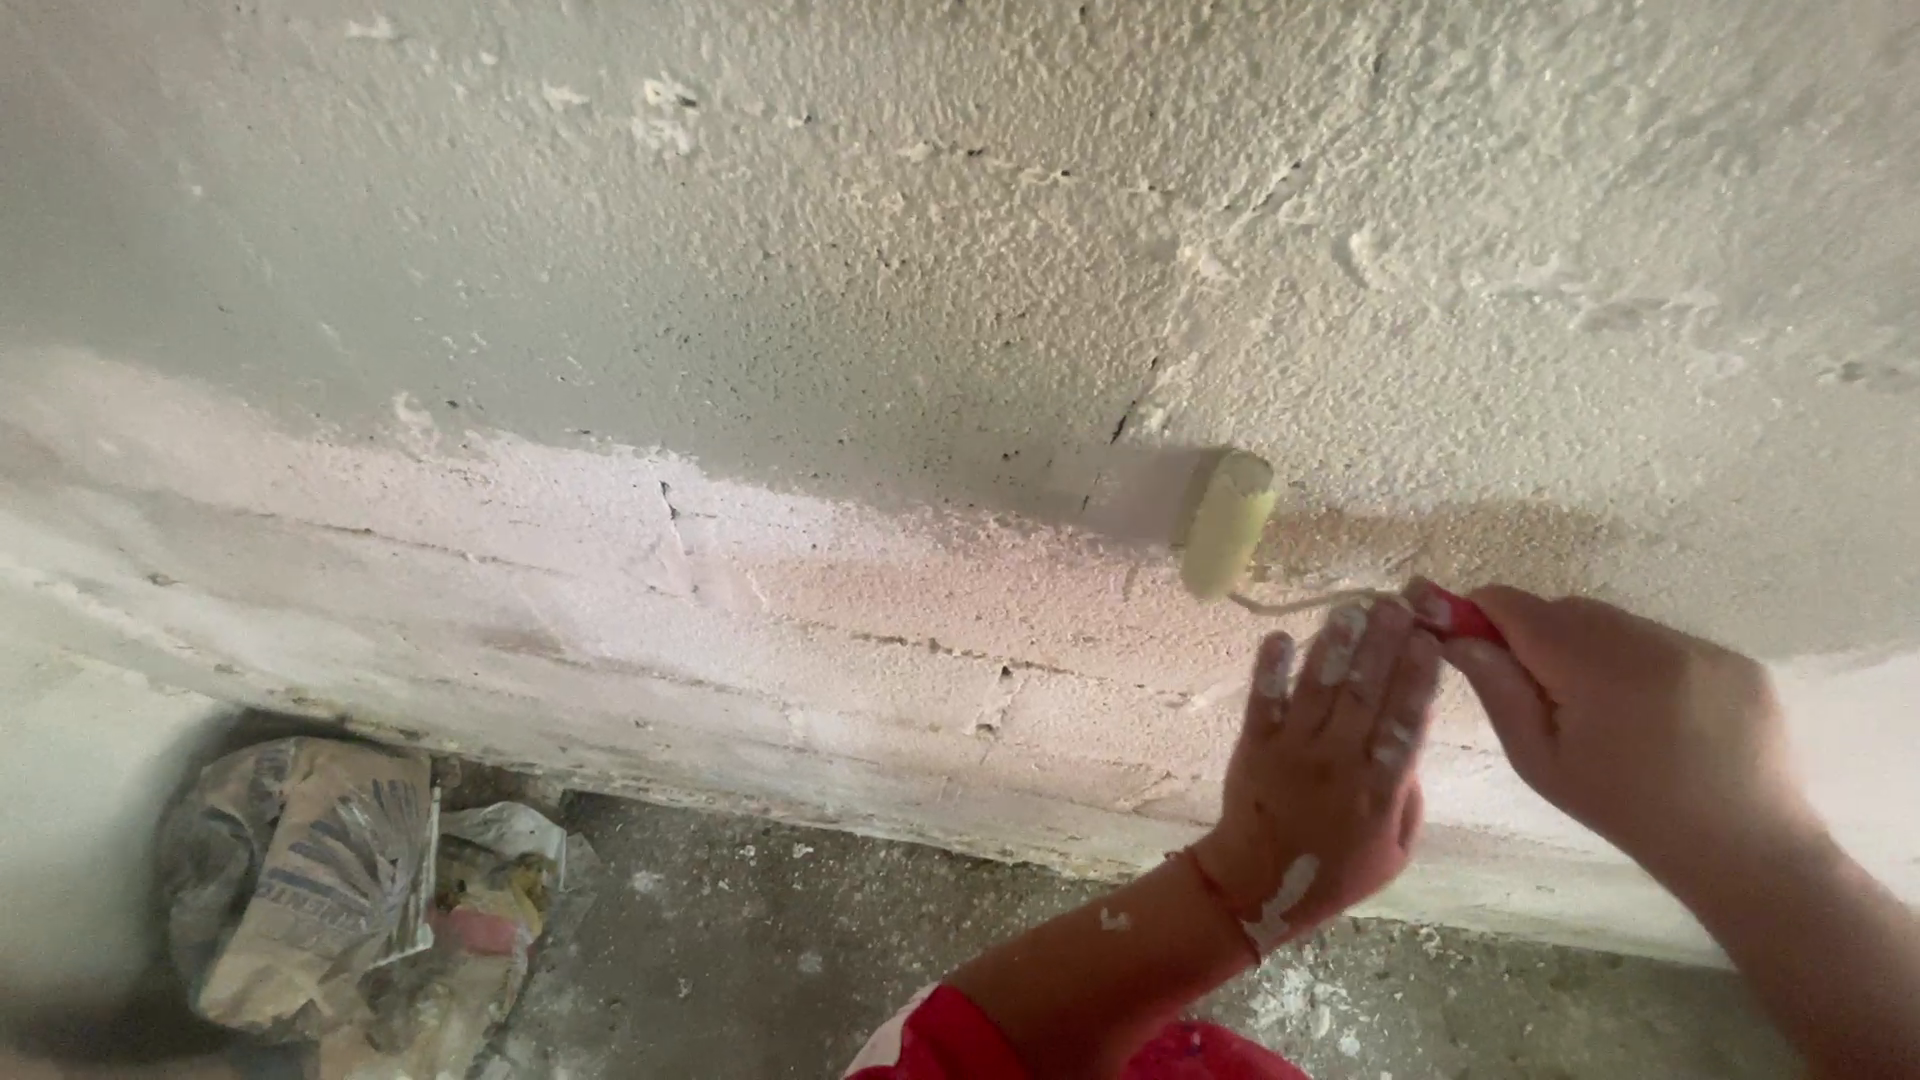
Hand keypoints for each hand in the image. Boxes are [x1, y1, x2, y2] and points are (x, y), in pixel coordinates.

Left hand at [1192, 599, 1441, 950]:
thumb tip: (1407, 743)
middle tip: (1395, 604)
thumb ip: (1405, 795)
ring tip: (1350, 609)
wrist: (1260, 881)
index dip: (1417, 677)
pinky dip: (1270, 669)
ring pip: (1318, 689)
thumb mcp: (1395, 849)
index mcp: (1379, 789)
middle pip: (1365, 693)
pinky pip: (1264, 701)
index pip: (1404, 722)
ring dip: (1334, 646)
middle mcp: (1338, 761)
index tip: (1429, 638)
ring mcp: (1293, 749)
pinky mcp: (1254, 744)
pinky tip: (1279, 636)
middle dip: (1382, 645)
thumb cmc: (1335, 870)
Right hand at [1431, 582, 1822, 879]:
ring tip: (1593, 700)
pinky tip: (1642, 706)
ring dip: (1583, 643)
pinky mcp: (1734, 658)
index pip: (1515, 606)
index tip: (1468, 641)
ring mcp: (1701, 648)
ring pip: (1609, 620)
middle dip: (1533, 633)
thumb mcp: (1537, 759)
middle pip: (1562, 608)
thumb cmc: (1623, 810)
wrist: (1748, 851)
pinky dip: (1630, 656)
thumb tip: (1457, 637)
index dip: (1481, 615)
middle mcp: (1653, 643)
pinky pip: (1655, 636)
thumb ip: (1496, 688)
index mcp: (1598, 670)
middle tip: (1534, 687)